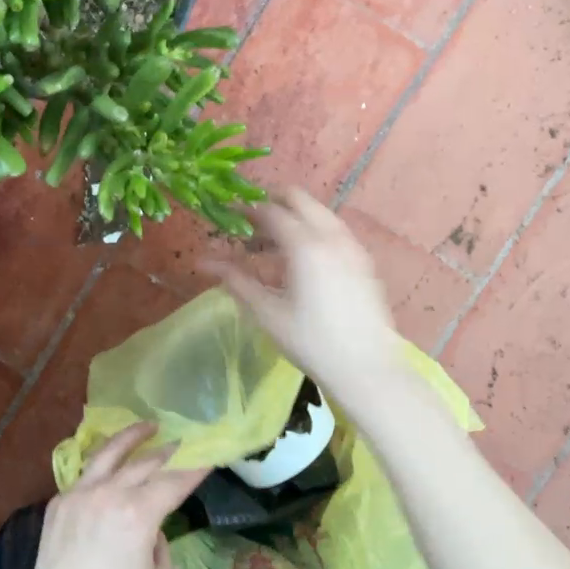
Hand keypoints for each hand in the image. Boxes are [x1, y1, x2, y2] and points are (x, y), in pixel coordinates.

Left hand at [4, 423, 208, 568]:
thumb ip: (162, 546)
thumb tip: (149, 529)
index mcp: (136, 513)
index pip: (174, 481)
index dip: (195, 467)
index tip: (211, 453)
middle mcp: (105, 494)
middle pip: (144, 464)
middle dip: (168, 452)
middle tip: (185, 441)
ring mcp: (76, 495)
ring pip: (107, 455)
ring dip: (131, 438)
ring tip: (148, 426)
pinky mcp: (56, 505)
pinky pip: (84, 476)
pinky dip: (102, 465)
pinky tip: (111, 463)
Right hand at [210, 188, 398, 384]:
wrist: (366, 369)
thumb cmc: (310, 341)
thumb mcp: (266, 312)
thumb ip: (235, 280)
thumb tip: (203, 262)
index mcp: (305, 245)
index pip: (270, 211)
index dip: (245, 209)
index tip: (226, 214)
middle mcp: (331, 237)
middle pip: (299, 199)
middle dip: (271, 203)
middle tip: (249, 222)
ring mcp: (352, 247)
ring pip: (319, 213)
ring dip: (293, 217)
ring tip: (270, 244)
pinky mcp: (364, 262)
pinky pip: (334, 231)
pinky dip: (312, 231)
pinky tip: (300, 260)